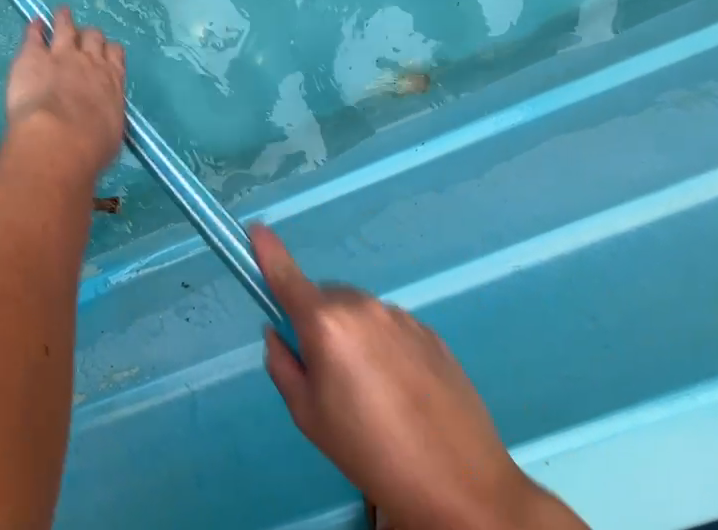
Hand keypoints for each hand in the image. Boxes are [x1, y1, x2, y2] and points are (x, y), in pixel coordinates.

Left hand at [2, 7, 126, 180]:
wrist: (58, 137)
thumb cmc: (89, 147)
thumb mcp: (109, 136)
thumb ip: (105, 119)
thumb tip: (102, 121)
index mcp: (111, 83)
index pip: (115, 56)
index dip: (108, 51)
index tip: (104, 51)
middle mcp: (89, 62)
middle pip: (93, 37)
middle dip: (89, 35)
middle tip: (83, 36)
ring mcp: (61, 55)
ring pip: (66, 27)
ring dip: (64, 19)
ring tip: (61, 12)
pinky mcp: (32, 55)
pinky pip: (35, 34)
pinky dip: (35, 27)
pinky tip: (34, 23)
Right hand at [251, 225, 586, 529]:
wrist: (461, 486)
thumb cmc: (368, 451)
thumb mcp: (306, 414)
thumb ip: (282, 364)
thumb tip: (280, 335)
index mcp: (325, 323)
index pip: (286, 275)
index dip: (267, 251)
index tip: (256, 230)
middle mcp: (363, 308)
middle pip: (323, 298)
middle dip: (314, 320)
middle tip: (325, 372)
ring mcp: (402, 319)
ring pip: (357, 312)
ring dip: (351, 334)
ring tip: (369, 389)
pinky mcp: (432, 336)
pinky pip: (389, 328)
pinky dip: (382, 345)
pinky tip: (399, 390)